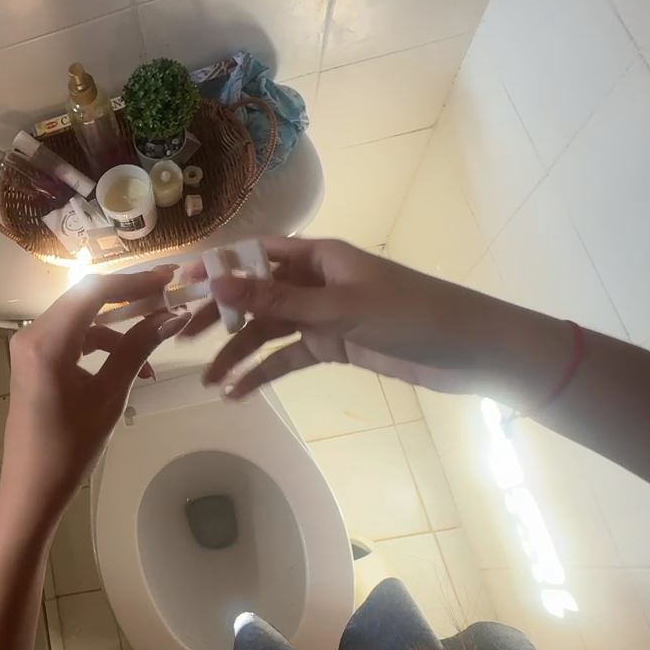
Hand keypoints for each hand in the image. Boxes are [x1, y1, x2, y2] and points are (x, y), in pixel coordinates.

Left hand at [0, 268, 187, 511]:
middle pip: (85, 298)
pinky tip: (133, 365)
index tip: (169, 278)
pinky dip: (101, 344)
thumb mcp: (110, 395)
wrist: (33, 487)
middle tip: (168, 295)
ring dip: (118, 324)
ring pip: (81, 318)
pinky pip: (72, 338)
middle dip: (128, 297)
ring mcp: (30, 346)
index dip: (133, 281)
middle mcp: (32, 334)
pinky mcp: (34, 360)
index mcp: (47, 341)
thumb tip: (172, 317)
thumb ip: (138, 349)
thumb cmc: (70, 447)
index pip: (93, 291)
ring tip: (157, 336)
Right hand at [185, 238, 571, 404]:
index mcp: (316, 257)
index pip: (253, 255)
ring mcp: (320, 315)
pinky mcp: (330, 345)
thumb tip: (217, 282)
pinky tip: (239, 394)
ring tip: (210, 382)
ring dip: (237, 355)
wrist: (472, 352)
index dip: (215, 268)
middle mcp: (311, 281)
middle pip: (252, 296)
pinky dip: (264, 374)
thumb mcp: (339, 307)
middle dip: (218, 317)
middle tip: (183, 340)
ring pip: (266, 332)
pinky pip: (287, 358)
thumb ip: (276, 300)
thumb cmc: (412, 314)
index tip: (177, 287)